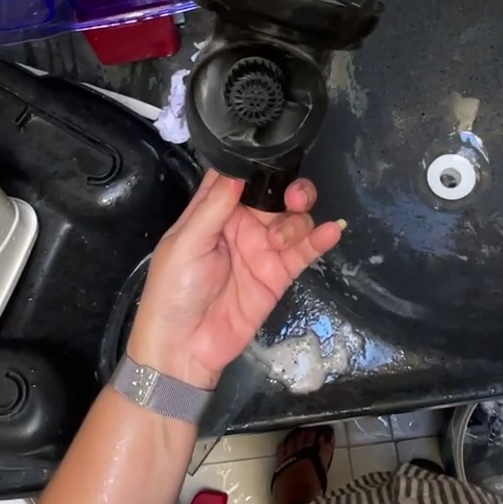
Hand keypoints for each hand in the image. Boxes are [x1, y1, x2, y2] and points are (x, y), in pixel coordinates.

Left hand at [126, 172, 341, 390]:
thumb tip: (235, 172)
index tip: (270, 155)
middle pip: (273, 194)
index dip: (254, 165)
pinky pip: (304, 252)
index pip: (236, 178)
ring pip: (292, 220)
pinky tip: (330, 231)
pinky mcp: (278, 274)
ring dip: (296, 220)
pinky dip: (320, 239)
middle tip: (292, 197)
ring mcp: (262, 250)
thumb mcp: (185, 244)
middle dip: (288, 189)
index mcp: (211, 213)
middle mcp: (240, 226)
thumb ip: (213, 208)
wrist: (184, 348)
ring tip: (281, 240)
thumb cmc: (173, 292)